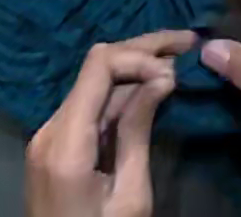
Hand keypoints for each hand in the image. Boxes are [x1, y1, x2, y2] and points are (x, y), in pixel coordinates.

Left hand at [27, 30, 195, 216]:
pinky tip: (155, 82)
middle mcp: (51, 128)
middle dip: (145, 49)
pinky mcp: (58, 146)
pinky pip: (94, 102)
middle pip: (99, 64)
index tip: (174, 73)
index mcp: (65, 143)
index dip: (140, 56)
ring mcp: (51, 136)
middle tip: (189, 42)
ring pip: (98, 79)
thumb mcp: (130, 198)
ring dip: (138, 64)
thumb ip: (139, 131)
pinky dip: (126, 87)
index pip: (100, 64)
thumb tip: (164, 75)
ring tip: (179, 55)